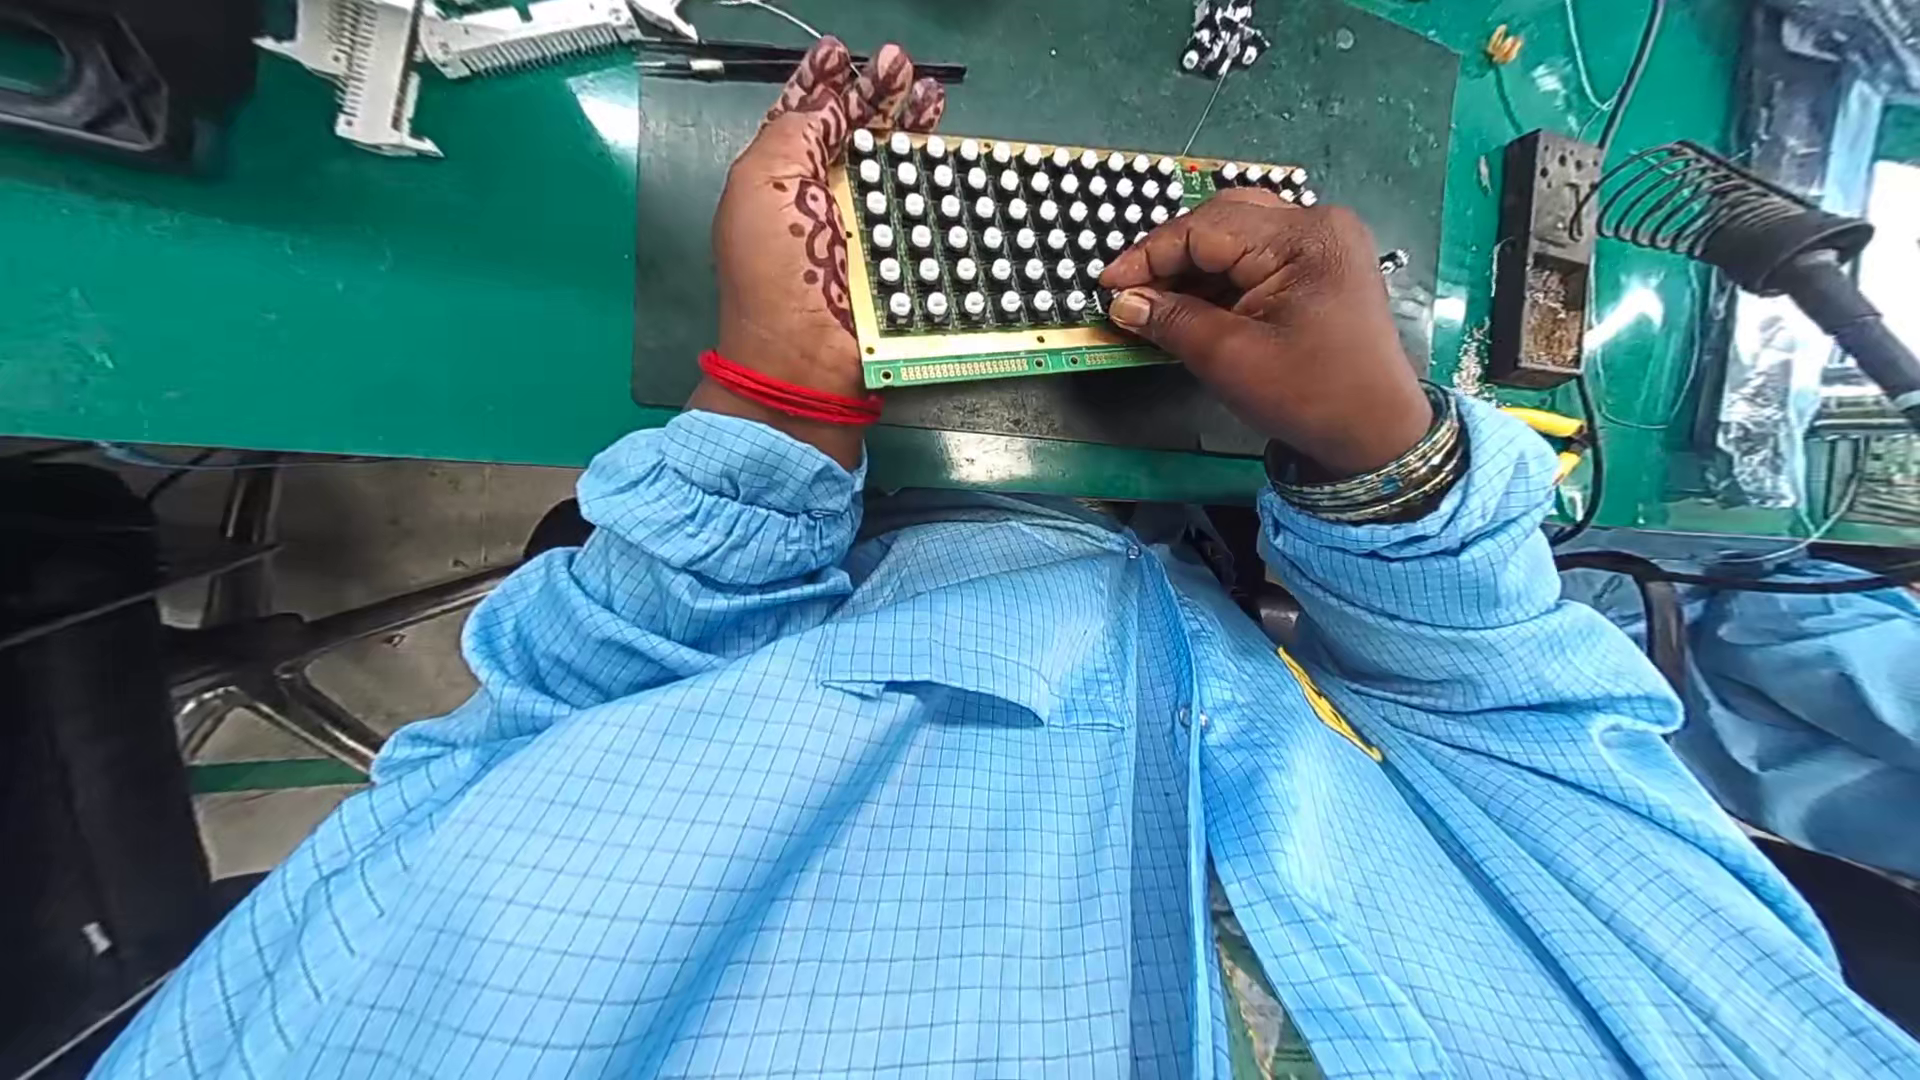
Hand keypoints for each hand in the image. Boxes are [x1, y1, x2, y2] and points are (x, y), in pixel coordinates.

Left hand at [692, 37, 945, 466]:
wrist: (805, 362)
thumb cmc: (774, 274)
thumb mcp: (763, 186)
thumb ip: (793, 133)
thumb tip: (829, 106)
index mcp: (779, 179)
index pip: (802, 116)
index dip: (822, 80)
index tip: (842, 51)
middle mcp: (820, 201)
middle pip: (852, 136)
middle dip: (875, 95)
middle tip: (904, 65)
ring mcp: (860, 232)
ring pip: (887, 167)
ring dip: (907, 129)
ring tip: (929, 95)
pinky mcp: (893, 261)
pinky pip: (912, 209)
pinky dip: (927, 180)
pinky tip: (938, 154)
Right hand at [1096, 190, 1430, 477]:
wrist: (1371, 430)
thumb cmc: (1306, 394)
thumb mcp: (1228, 358)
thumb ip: (1172, 321)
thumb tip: (1123, 303)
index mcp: (1302, 238)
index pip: (1205, 227)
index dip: (1148, 254)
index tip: (1108, 285)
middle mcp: (1315, 225)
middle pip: (1221, 220)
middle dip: (1168, 255)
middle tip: (1130, 291)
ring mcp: (1319, 245)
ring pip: (1235, 238)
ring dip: (1189, 268)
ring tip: (1152, 301)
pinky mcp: (1314, 269)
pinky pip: (1252, 260)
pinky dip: (1214, 280)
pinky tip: (1188, 305)